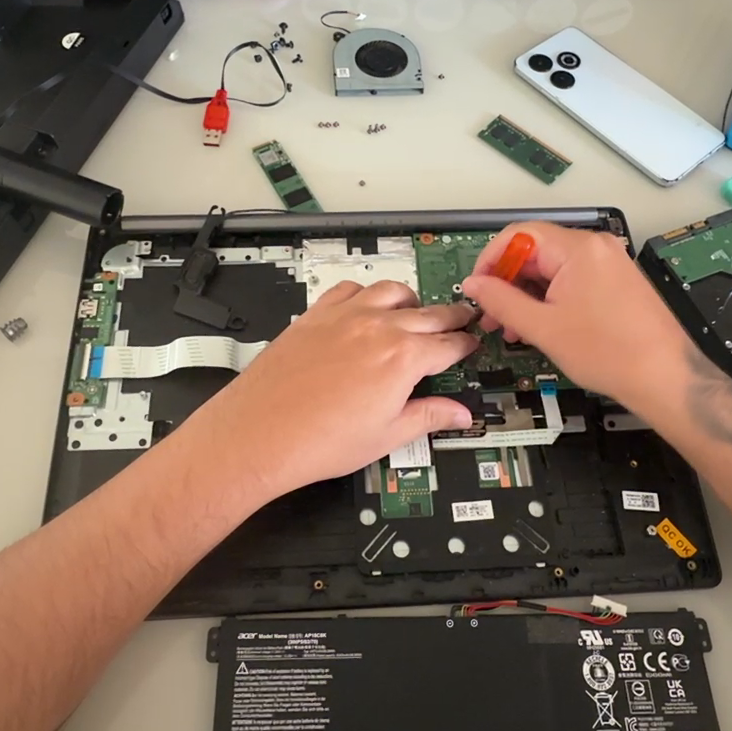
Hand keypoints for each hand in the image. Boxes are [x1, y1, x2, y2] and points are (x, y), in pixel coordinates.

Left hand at [178, 280, 478, 496]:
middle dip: (450, 316)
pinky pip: (349, 289)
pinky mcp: (316, 314)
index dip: (465, 344)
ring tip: (416, 310)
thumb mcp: (386, 436)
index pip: (449, 344)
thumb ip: (428, 417)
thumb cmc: (320, 441)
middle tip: (461, 318)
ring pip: (391, 291)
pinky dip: (366, 293)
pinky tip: (366, 304)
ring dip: (411, 299)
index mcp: (403, 358)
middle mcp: (378, 327)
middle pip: (428, 313)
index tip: (471, 344)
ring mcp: (345, 315)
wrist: (260, 433)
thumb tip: (459, 414)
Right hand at [459, 222, 700, 418]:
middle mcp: (596, 247)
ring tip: (511, 328)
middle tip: (491, 316)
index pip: (518, 235)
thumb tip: (474, 284)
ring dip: (526, 294)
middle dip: (507, 282)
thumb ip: (501, 301)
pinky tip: (539, 325)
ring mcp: (609, 263)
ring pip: (552, 268)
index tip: (478, 288)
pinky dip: (550, 298)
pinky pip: (571, 279)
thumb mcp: (542, 327)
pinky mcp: (616, 281)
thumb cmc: (610, 353)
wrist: (665, 378)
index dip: (490, 260)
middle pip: (535, 250)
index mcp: (579, 249)